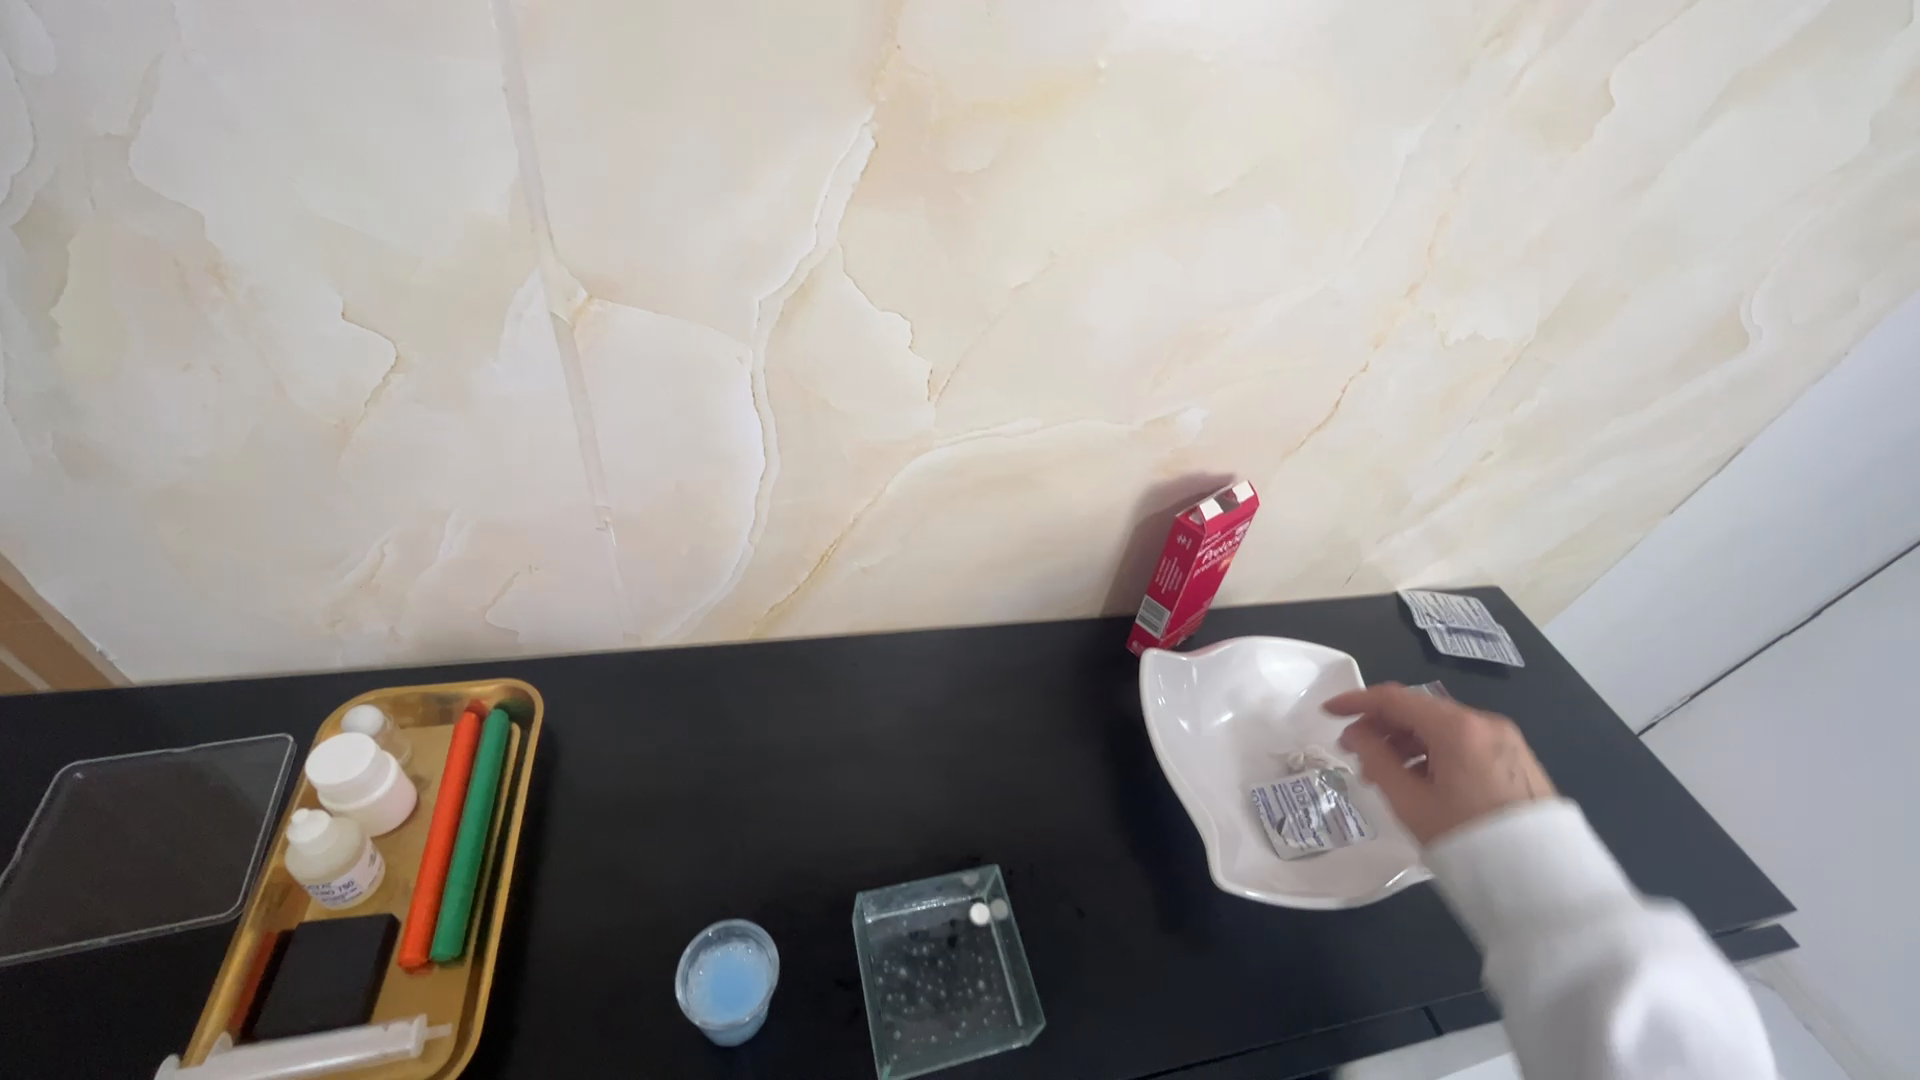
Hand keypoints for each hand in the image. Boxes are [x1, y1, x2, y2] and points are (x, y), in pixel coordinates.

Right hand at [1326, 682, 1555, 844]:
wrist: (1544, 882)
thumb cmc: (1466, 837)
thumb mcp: (1409, 801)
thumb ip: (1374, 759)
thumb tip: (1356, 734)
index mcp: (1456, 727)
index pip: (1393, 699)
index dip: (1355, 702)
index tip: (1328, 712)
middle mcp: (1483, 722)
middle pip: (1418, 711)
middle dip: (1380, 727)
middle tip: (1355, 753)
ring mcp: (1505, 739)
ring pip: (1440, 727)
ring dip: (1405, 742)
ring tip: (1385, 774)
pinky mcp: (1516, 759)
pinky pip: (1462, 742)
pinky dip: (1432, 752)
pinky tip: (1420, 780)